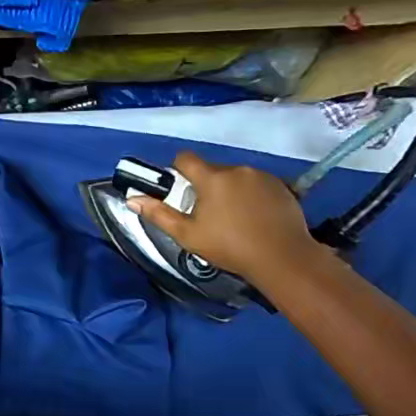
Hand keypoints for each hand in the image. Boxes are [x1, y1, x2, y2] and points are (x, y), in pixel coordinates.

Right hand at [128, 151, 323, 282]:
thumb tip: (133, 199)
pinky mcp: (282, 186)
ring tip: (234, 219)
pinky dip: (252, 196)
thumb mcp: (188, 235)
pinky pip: (257, 184)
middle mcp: (237, 169)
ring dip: (230, 191)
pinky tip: (255, 218)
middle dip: (206, 186)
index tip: (180, 189)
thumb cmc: (229, 247)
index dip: (178, 169)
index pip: (186, 158)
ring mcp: (262, 176)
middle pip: (212, 170)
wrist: (282, 257)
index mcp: (211, 178)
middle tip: (208, 215)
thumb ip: (159, 214)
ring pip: (236, 177)